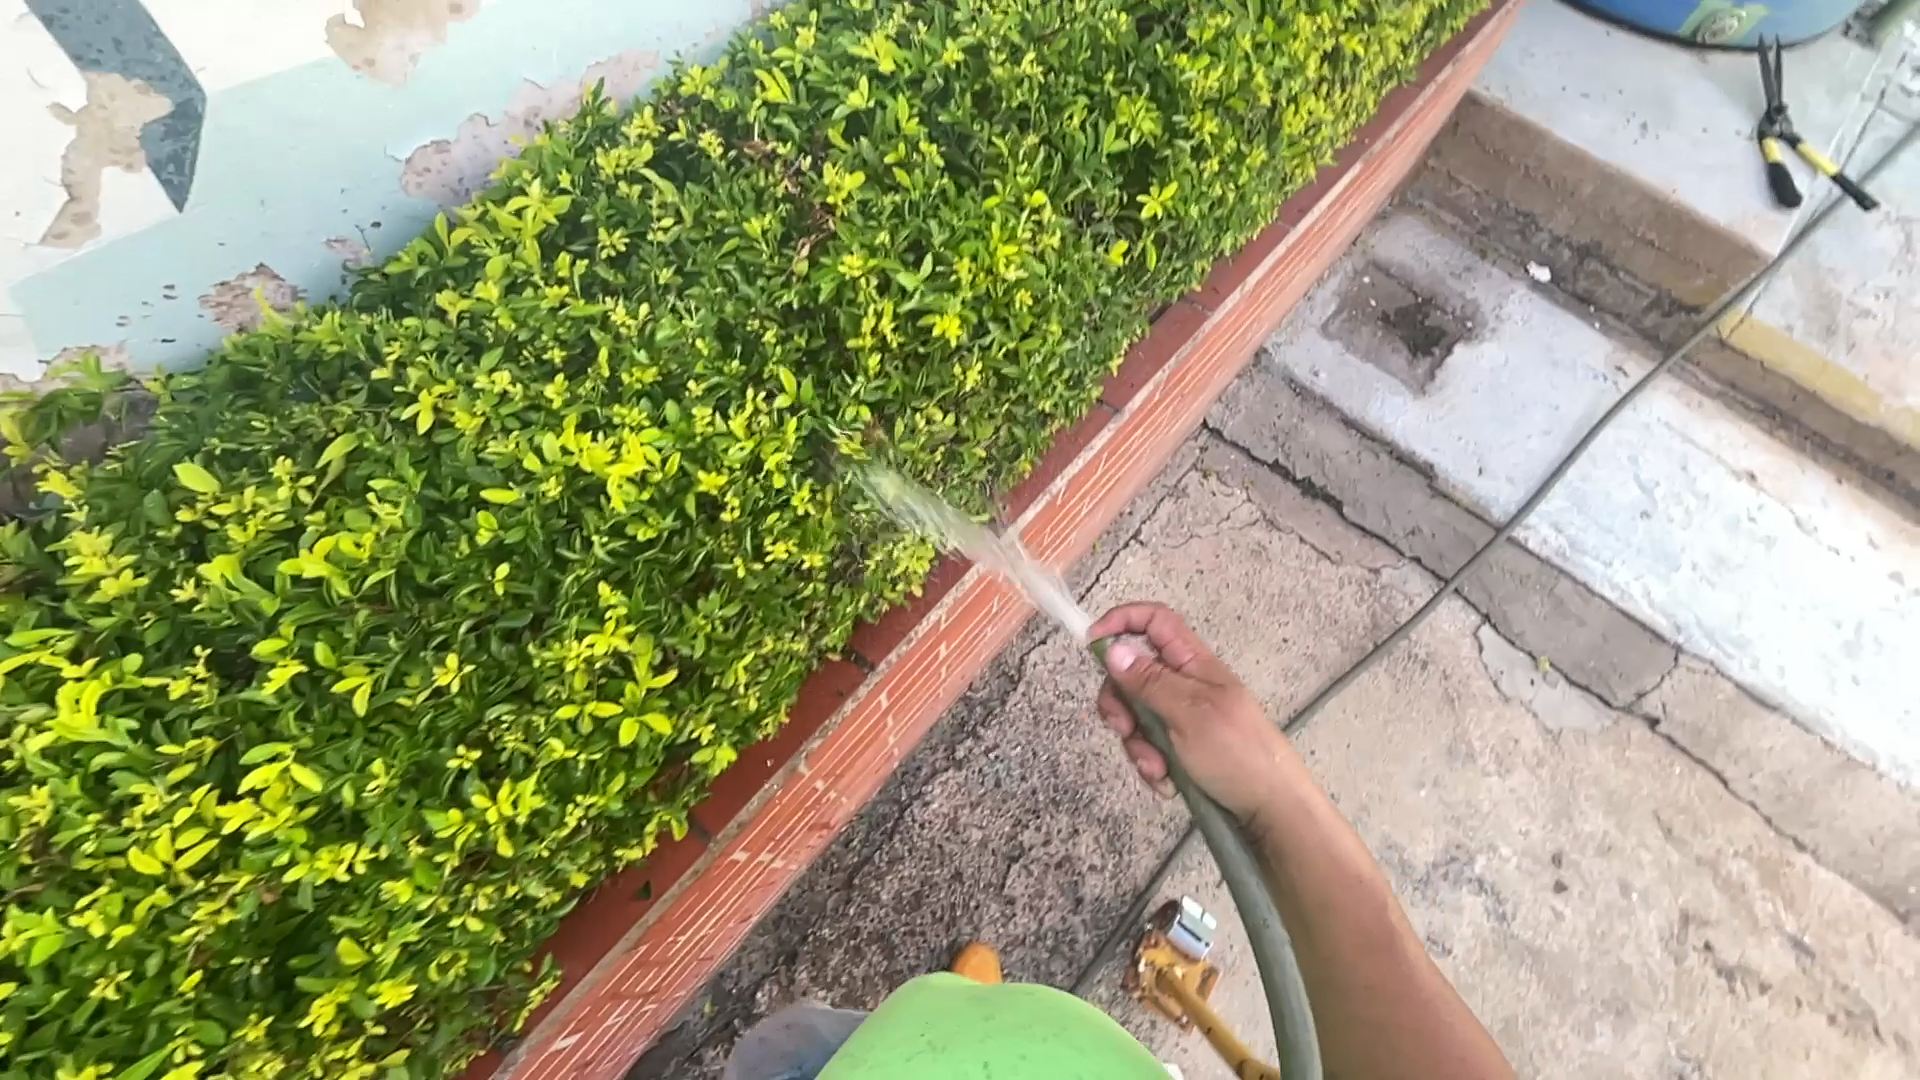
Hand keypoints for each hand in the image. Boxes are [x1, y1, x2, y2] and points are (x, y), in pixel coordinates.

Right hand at [1090, 602, 1305, 831]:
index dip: (1122, 621)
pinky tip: (1166, 782)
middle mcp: (1184, 683)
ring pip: (1135, 714)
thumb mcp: (1190, 713)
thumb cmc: (1239, 754)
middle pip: (1131, 672)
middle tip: (1122, 728)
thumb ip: (1149, 681)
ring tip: (1157, 770)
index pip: (1153, 621)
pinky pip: (1147, 745)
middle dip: (1119, 702)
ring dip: (1137, 744)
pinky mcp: (1180, 746)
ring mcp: (1181, 716)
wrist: (1274, 811)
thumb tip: (1112, 650)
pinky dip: (1150, 764)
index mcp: (1193, 662)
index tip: (1092, 643)